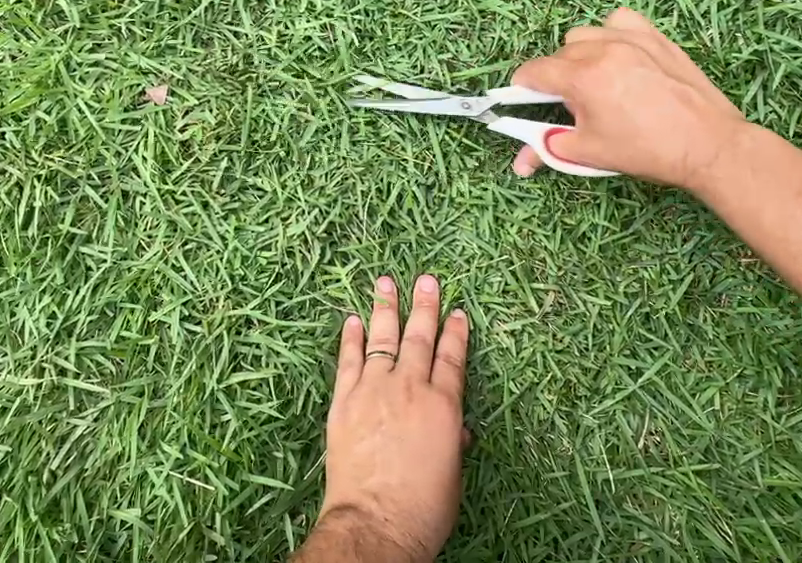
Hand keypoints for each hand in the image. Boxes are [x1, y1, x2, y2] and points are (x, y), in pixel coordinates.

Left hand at [296, 274, 469, 562]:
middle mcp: (410, 388)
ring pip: (382, 338)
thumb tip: (457, 428)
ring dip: (385, 308)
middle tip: (426, 279)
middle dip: (424, 306)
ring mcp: (374, 389)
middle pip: (419, 338)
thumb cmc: (424, 509)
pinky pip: (348, 360)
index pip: (452, 359)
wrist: (375, 522)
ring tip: (385, 281)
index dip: (456, 334)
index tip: (457, 311)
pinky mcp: (344, 399)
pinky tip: (351, 320)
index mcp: (443, 406)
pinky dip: (350, 338)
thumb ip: (452, 441)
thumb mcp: (452, 475)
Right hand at [511, 7, 749, 191]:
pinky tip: (619, 56)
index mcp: (583, 78)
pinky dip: (611, 33)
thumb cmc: (647, 151)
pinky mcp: (655, 37)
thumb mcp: (589, 153)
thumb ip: (548, 149)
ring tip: (596, 80)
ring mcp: (631, 39)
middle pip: (558, 55)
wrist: (710, 146)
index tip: (524, 97)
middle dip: (556, 77)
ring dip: (580, 55)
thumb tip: (520, 163)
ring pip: (584, 35)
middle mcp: (603, 50)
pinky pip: (619, 21)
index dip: (522, 86)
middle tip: (573, 104)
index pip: (534, 71)